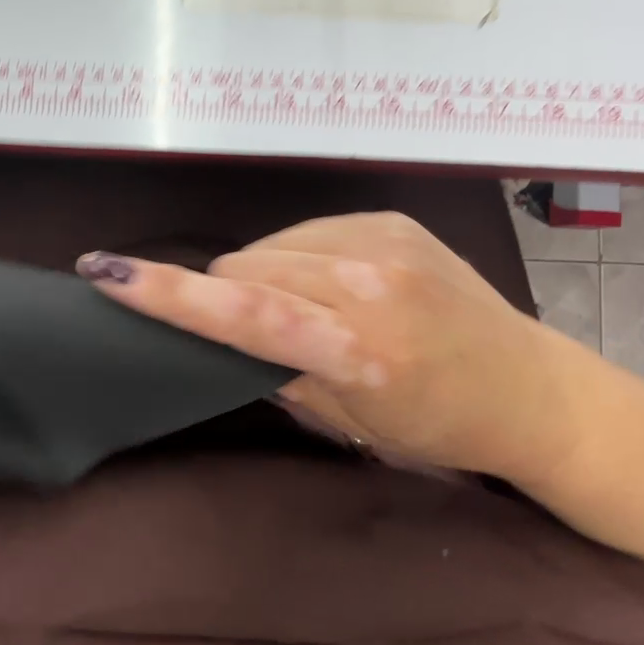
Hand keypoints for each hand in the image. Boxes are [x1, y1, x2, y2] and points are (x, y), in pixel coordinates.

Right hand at [77, 211, 603, 480]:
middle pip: (242, 267)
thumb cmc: (437, 426)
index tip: (108, 275)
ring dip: (264, 274)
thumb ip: (281, 369)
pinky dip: (298, 257)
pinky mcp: (392, 218)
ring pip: (267, 245)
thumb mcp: (351, 422)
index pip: (244, 313)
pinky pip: (305, 231)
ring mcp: (383, 242)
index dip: (171, 295)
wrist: (535, 390)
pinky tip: (335, 282)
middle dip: (228, 295)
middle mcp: (369, 284)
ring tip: (308, 306)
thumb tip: (228, 332)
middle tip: (261, 330)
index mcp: (358, 352)